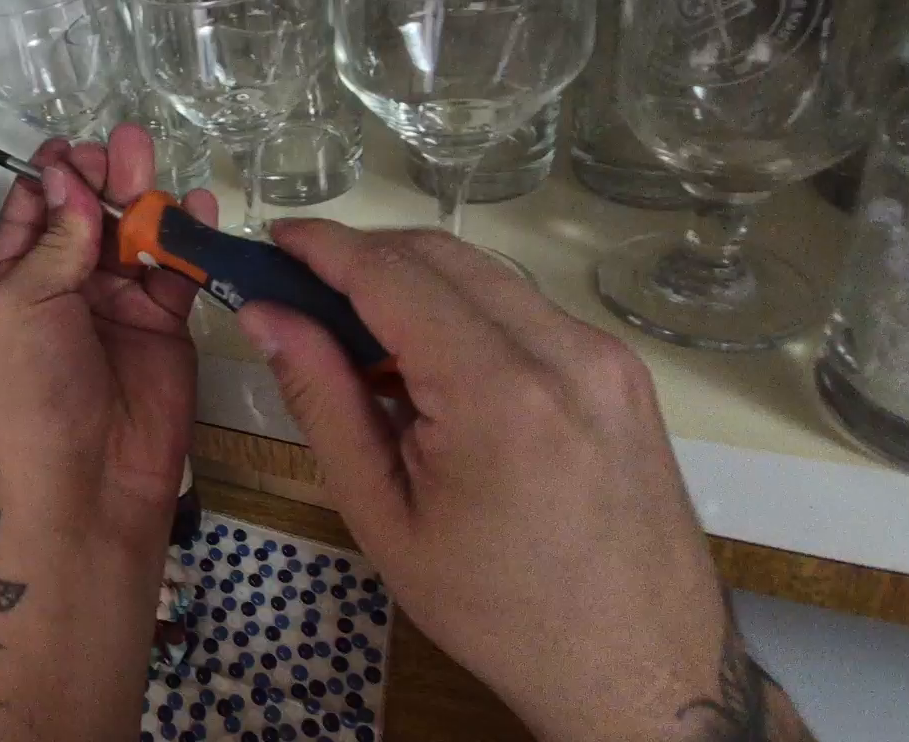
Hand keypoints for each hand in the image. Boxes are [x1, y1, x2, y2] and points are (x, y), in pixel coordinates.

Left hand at [0, 125, 216, 741]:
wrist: (91, 482)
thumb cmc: (36, 392)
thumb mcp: (25, 308)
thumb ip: (54, 242)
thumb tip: (66, 179)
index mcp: (18, 282)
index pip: (31, 215)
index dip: (49, 179)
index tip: (69, 149)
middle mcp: (67, 286)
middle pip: (86, 217)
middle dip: (100, 178)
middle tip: (119, 146)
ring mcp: (118, 302)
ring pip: (133, 234)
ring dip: (143, 196)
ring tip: (148, 157)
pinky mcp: (165, 321)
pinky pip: (176, 269)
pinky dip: (186, 237)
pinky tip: (197, 203)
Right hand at [236, 222, 733, 741]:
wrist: (645, 673)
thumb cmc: (492, 605)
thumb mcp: (378, 510)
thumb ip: (318, 396)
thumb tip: (263, 313)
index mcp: (498, 395)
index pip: (392, 275)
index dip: (324, 245)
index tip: (273, 236)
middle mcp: (564, 353)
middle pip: (436, 254)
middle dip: (358, 251)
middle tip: (297, 281)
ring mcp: (603, 356)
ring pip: (476, 271)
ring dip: (402, 275)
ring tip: (348, 325)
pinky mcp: (617, 368)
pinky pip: (512, 303)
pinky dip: (449, 304)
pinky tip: (418, 356)